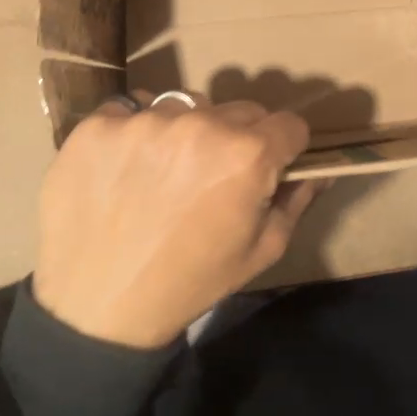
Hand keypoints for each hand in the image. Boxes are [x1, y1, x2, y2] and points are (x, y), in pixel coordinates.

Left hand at [32, 92, 325, 349]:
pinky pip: (133, 109)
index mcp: (248, 154)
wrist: (96, 309)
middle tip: (216, 177)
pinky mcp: (98, 125)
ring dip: (189, 130)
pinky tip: (127, 166)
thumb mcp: (261, 250)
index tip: (270, 169)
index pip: (290, 125)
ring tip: (167, 172)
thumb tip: (319, 171)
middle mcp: (202, 124)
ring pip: (189, 105)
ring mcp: (146, 120)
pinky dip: (136, 130)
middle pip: (242, 110)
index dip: (285, 149)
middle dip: (240, 138)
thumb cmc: (190, 282)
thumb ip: (296, 201)